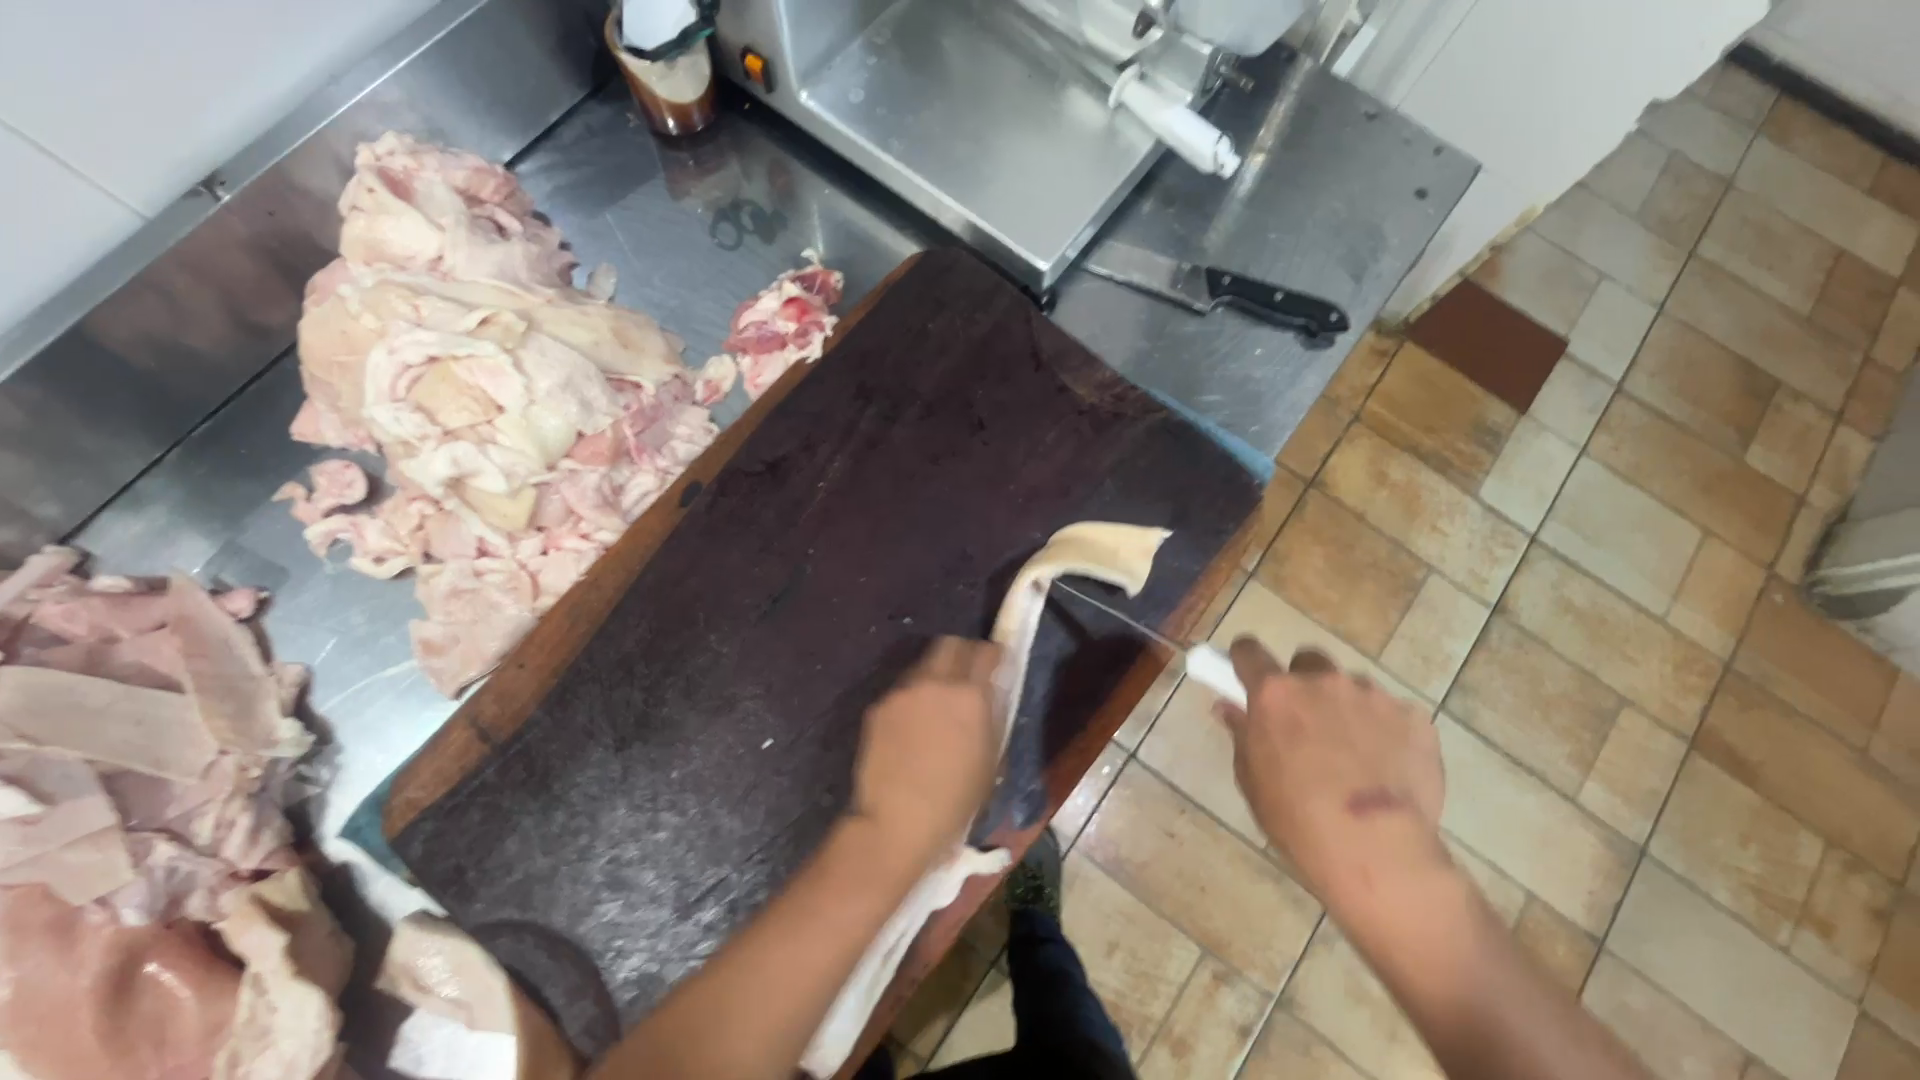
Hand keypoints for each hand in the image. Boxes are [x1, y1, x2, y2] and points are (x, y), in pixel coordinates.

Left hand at [848, 637, 1003, 869]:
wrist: (896, 821)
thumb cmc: (956, 801)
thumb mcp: (990, 759)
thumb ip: (991, 717)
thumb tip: (991, 695)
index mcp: (971, 695)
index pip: (986, 652)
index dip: (993, 653)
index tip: (996, 661)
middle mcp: (936, 683)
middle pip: (949, 644)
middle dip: (962, 652)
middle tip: (967, 672)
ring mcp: (902, 692)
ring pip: (922, 666)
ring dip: (935, 675)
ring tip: (937, 702)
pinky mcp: (878, 707)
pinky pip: (901, 692)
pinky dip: (912, 699)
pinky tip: (912, 725)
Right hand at [1215, 637, 1446, 915]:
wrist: (1375, 849)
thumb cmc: (1297, 818)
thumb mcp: (1252, 780)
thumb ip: (1242, 734)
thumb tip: (1231, 708)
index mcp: (1275, 694)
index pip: (1249, 651)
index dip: (1245, 660)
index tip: (1247, 675)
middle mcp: (1323, 682)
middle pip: (1308, 662)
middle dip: (1304, 684)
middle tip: (1307, 724)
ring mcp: (1373, 696)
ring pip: (1353, 687)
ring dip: (1346, 708)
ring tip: (1355, 755)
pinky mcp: (1414, 717)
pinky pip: (1393, 713)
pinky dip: (1386, 731)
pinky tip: (1388, 769)